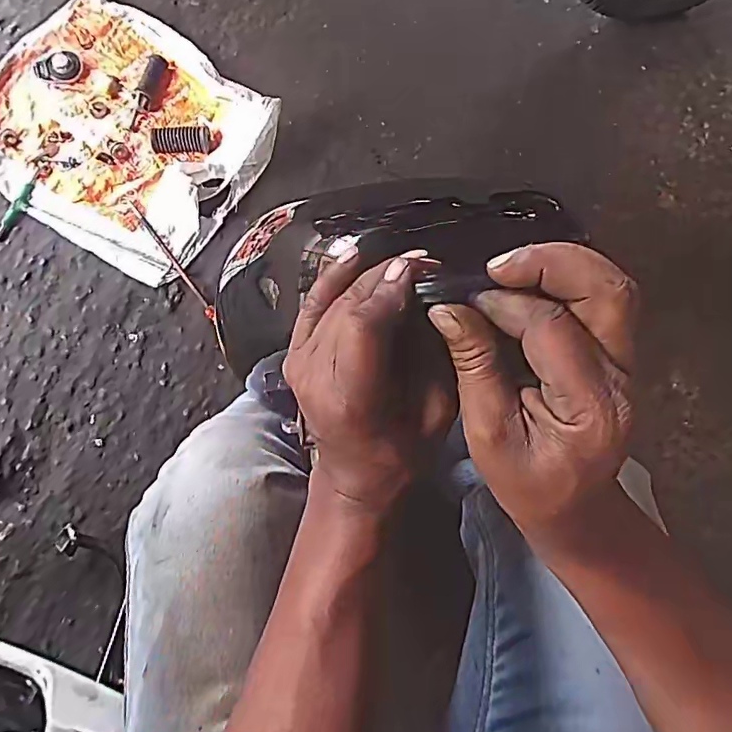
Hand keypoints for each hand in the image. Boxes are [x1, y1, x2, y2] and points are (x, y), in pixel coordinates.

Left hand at [284, 248, 457, 514]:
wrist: (354, 475)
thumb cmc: (398, 453)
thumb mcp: (437, 410)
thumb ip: (435, 354)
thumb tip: (431, 300)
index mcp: (351, 398)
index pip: (363, 324)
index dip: (392, 288)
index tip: (421, 269)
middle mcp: (315, 376)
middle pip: (347, 304)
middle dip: (386, 274)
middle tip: (421, 262)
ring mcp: (299, 362)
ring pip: (331, 297)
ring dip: (369, 272)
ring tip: (402, 262)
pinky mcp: (295, 352)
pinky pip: (313, 301)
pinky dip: (333, 276)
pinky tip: (355, 256)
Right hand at [426, 243, 639, 550]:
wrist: (576, 508)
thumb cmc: (532, 487)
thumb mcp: (488, 436)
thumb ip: (475, 367)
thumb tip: (450, 311)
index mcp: (590, 408)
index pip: (552, 328)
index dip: (504, 305)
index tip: (467, 302)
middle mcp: (619, 379)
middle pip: (607, 291)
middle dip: (550, 263)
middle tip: (499, 265)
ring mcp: (626, 364)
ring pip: (612, 286)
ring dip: (563, 264)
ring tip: (513, 268)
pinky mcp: (618, 354)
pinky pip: (603, 299)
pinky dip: (568, 279)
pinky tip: (533, 282)